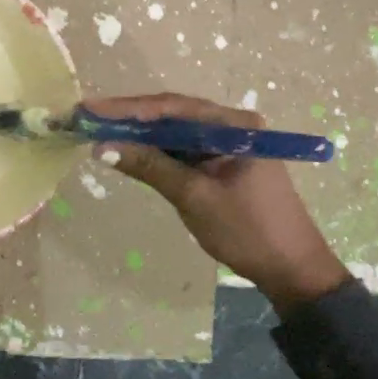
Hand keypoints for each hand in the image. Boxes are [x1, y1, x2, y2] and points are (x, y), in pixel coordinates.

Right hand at [85, 92, 350, 315]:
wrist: (292, 270)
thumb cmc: (249, 232)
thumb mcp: (194, 197)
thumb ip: (149, 167)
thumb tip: (101, 148)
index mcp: (236, 126)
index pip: (173, 107)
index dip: (127, 108)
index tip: (90, 108)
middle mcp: (231, 127)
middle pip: (170, 114)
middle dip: (127, 117)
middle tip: (85, 117)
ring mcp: (225, 145)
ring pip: (171, 132)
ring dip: (136, 133)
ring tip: (95, 131)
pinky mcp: (218, 164)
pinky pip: (178, 149)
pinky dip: (150, 151)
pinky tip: (123, 150)